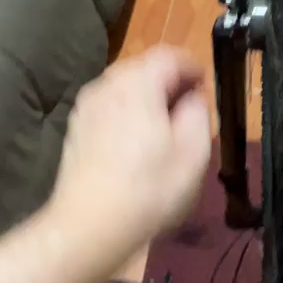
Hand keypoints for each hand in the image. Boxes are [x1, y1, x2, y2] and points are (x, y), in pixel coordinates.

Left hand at [49, 47, 211, 253]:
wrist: (90, 226)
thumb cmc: (149, 189)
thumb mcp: (194, 151)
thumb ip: (198, 112)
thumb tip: (192, 98)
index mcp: (138, 84)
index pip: (170, 56)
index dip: (193, 66)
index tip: (206, 85)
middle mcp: (107, 85)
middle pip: (143, 69)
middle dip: (169, 83)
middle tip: (189, 108)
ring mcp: (86, 107)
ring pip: (124, 90)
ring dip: (147, 100)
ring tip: (165, 129)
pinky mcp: (75, 130)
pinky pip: (108, 109)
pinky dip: (127, 116)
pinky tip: (137, 146)